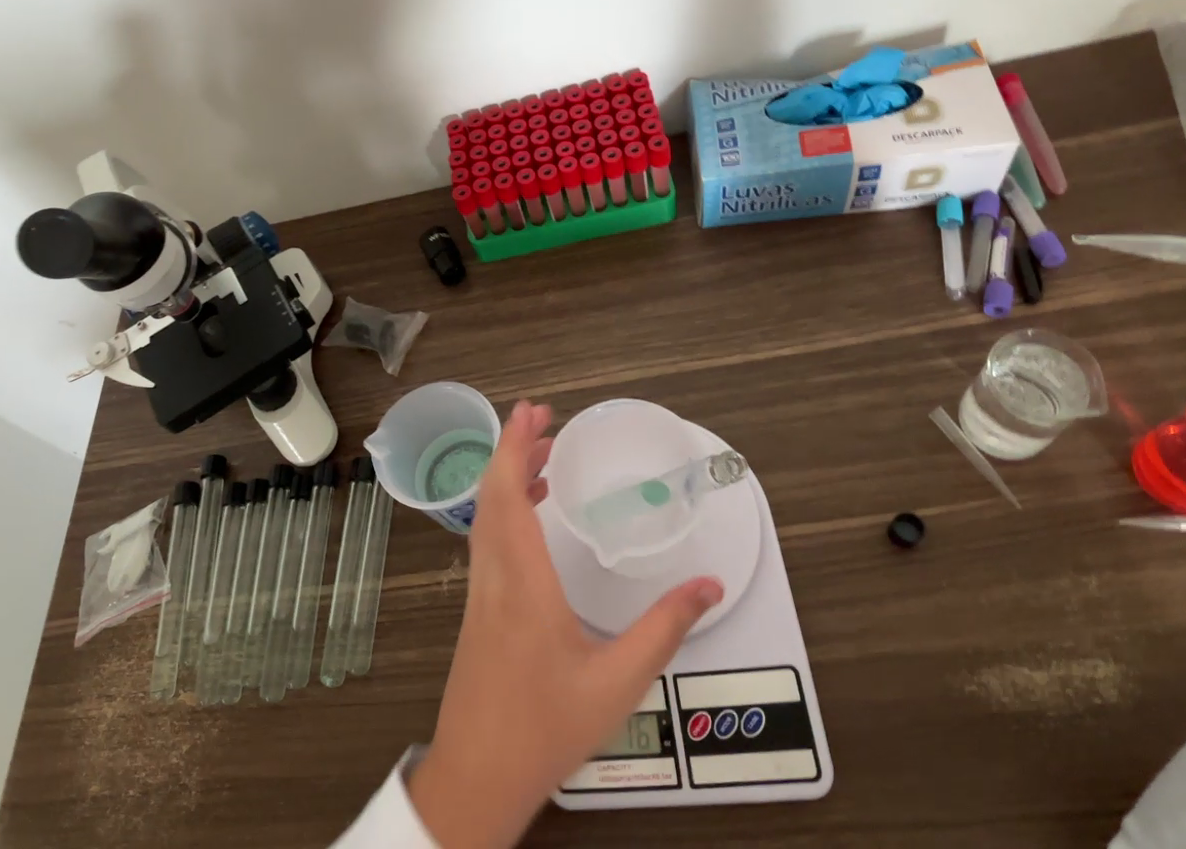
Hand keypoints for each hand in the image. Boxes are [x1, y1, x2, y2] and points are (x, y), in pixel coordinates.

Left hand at [408, 401, 723, 848]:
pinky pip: (487, 543)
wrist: (479, 774)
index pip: (507, 496)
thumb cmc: (543, 729)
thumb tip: (706, 587)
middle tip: (544, 423)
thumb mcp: (619, 682)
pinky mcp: (478, 611)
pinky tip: (533, 523)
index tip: (530, 411)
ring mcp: (480, 595)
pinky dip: (505, 513)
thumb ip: (665, 629)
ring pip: (484, 519)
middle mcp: (493, 580)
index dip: (513, 446)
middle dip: (513, 450)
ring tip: (543, 462)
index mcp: (522, 585)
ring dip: (508, 481)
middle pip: (491, 497)